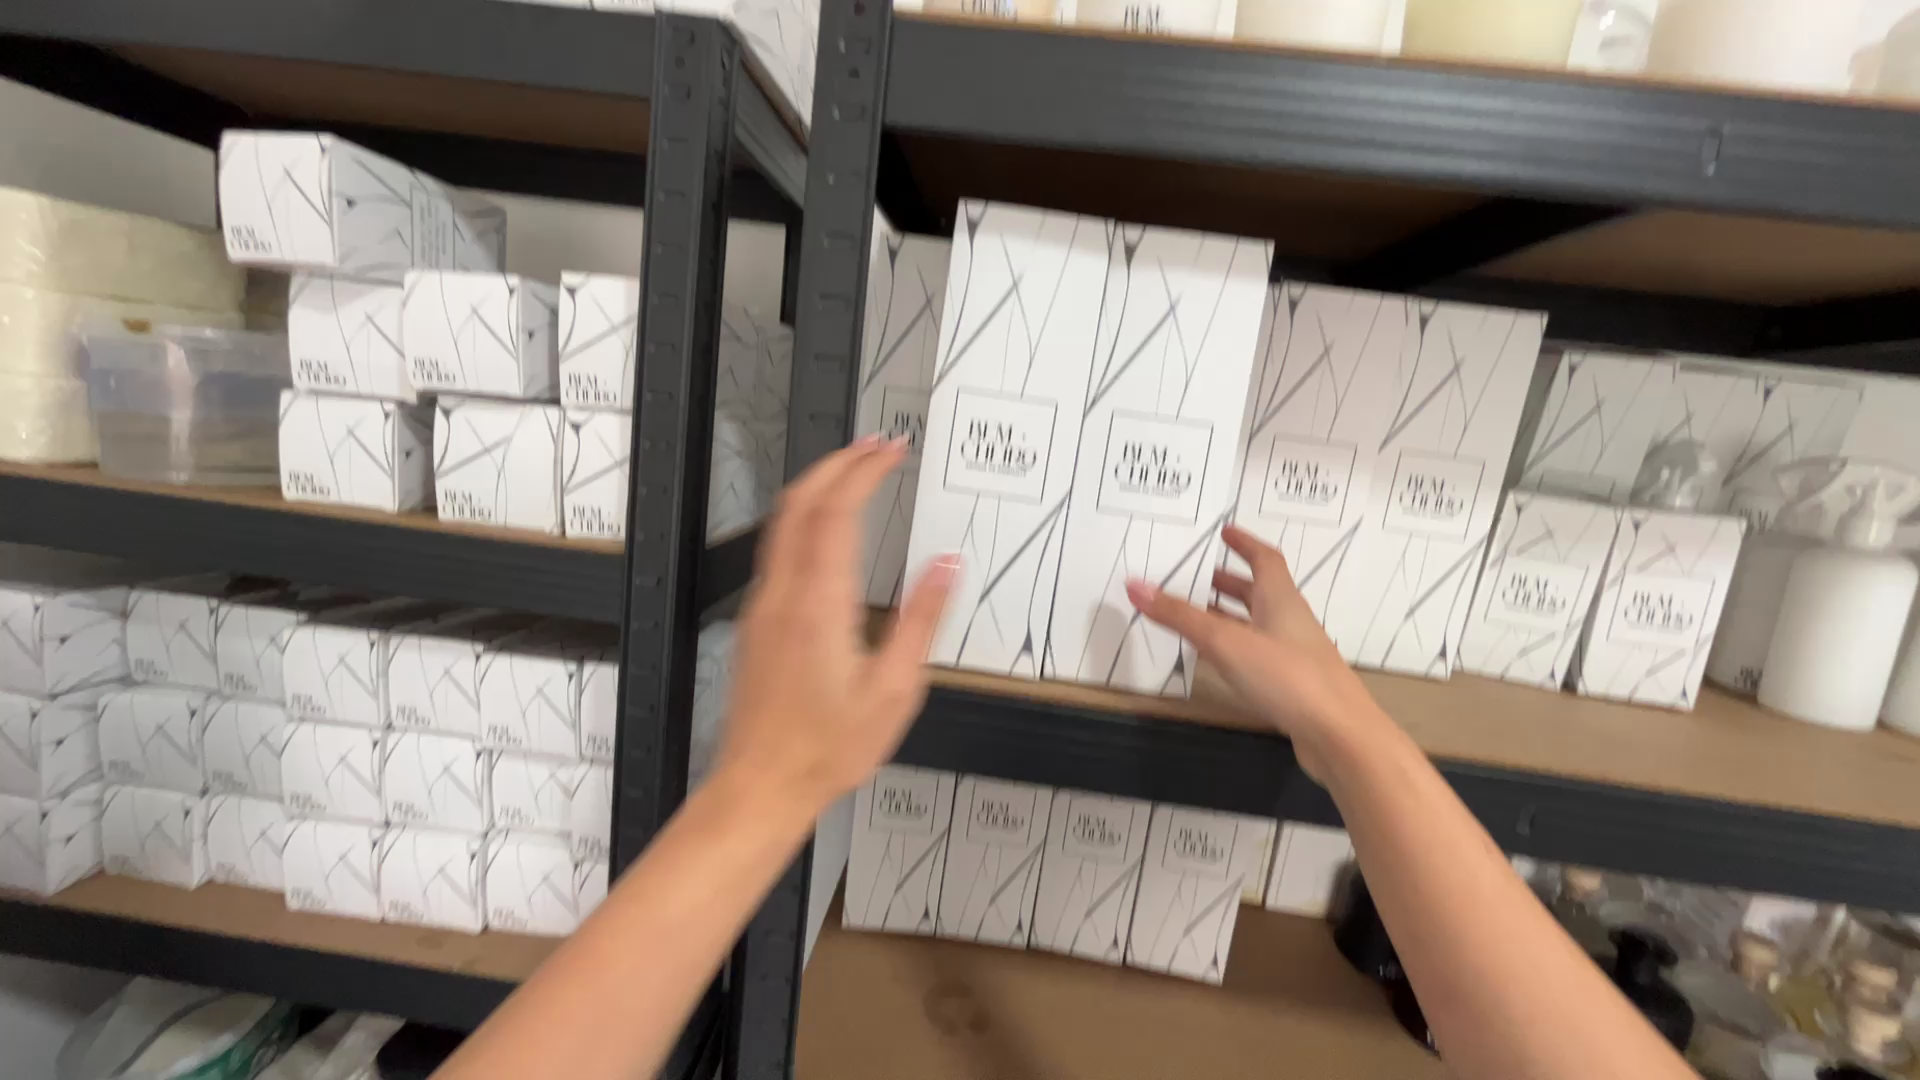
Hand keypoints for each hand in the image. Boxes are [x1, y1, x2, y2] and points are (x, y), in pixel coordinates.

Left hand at [715, 437, 958, 815]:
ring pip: (782, 521)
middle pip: (800, 502)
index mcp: (820, 604)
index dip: (864, 470)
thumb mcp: (896, 688)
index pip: (837, 510)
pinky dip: (804, 518)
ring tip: (854, 472)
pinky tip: (826, 528)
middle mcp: (784, 594)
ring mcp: (764, 605)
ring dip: (817, 486)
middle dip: (837, 463)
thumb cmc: (827, 747)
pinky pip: (777, 548)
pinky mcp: (757, 620)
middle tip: (874, 446)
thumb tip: (945, 565)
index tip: (890, 450)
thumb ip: (922, 619)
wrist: (761, 784)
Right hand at [1125, 525, 1383, 780]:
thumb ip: (1179, 616)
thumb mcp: (1225, 642)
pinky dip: (1234, 647)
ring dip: (1229, 615)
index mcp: (1280, 600)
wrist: (1340, 736)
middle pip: (1260, 592)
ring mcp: (1294, 655)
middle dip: (1228, 582)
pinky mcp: (1292, 685)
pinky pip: (1257, 654)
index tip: (1223, 532)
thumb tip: (1134, 585)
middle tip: (1195, 577)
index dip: (1244, 544)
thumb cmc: (1286, 677)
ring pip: (1257, 624)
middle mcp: (1290, 621)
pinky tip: (1216, 660)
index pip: (1264, 559)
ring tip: (1195, 615)